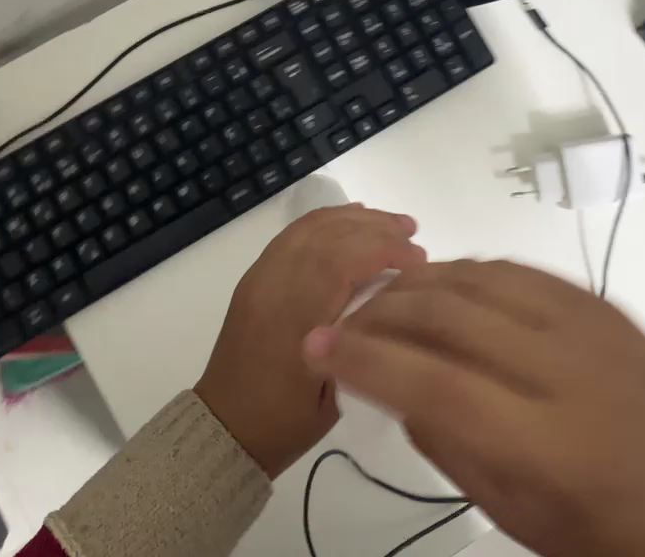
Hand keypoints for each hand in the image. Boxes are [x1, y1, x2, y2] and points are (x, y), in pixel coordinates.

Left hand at [194, 204, 425, 477]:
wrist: (226, 425)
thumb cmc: (286, 419)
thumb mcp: (336, 392)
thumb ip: (361, 339)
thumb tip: (394, 296)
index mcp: (294, 317)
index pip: (340, 259)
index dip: (383, 248)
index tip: (418, 257)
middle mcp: (274, 285)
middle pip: (326, 234)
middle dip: (373, 226)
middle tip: (412, 231)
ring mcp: (260, 275)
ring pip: (308, 227)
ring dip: (351, 218)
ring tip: (390, 223)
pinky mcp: (255, 275)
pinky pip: (292, 234)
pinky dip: (325, 222)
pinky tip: (350, 224)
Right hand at [304, 260, 644, 556]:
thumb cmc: (612, 538)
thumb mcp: (523, 522)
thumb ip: (449, 449)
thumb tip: (391, 384)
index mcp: (555, 448)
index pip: (437, 386)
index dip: (366, 360)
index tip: (316, 346)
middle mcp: (571, 372)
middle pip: (450, 316)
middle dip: (378, 311)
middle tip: (339, 319)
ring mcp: (591, 328)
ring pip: (477, 279)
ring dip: (414, 281)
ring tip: (377, 296)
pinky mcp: (600, 304)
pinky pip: (514, 269)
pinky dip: (462, 271)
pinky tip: (437, 284)